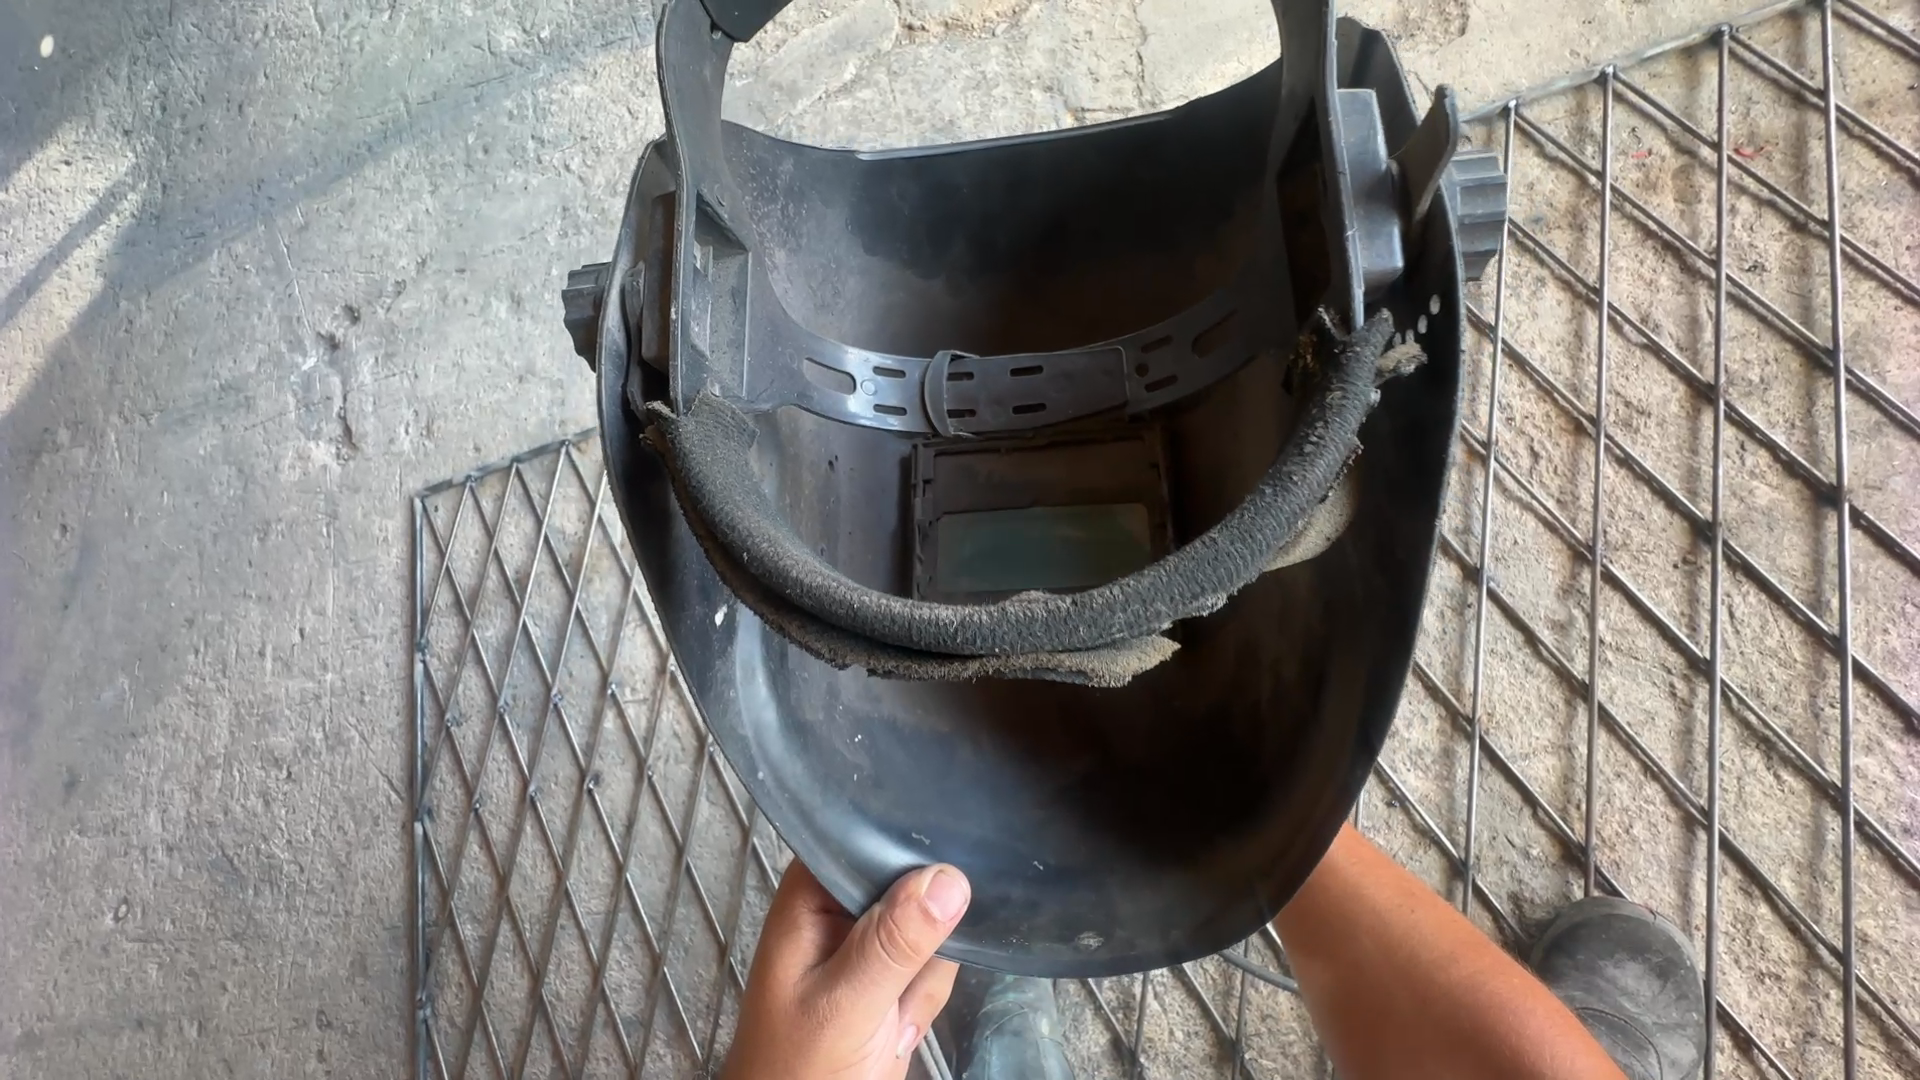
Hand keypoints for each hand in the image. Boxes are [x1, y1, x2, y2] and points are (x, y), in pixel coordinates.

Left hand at [724, 860, 971, 1079]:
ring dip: (925, 976)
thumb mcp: (842, 1007)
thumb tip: (949, 879)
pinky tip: (900, 1024)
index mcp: (814, 888)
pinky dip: (927, 995)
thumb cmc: (797, 1073)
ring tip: (893, 1016)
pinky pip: (936, 959)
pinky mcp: (890, 971)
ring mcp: (868, 938)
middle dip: (924, 932)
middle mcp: (841, 901)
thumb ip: (892, 943)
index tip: (943, 882)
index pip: (872, 834)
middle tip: (903, 980)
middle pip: (915, 876)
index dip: (913, 850)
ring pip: (935, 921)